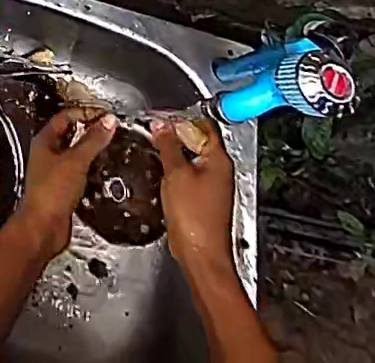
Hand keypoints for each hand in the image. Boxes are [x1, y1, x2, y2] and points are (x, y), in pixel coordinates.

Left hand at [10, 107, 117, 260]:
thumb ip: (93, 140)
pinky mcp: (62, 188)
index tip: (105, 115)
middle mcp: (47, 153)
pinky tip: (104, 170)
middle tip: (111, 129)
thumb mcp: (76, 161)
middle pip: (70, 133)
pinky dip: (90, 168)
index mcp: (45, 140)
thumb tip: (109, 120)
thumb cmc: (53, 191)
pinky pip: (78, 171)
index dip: (85, 112)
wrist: (43, 228)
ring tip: (112, 146)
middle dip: (90, 130)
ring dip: (91, 149)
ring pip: (75, 153)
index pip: (66, 116)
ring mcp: (54, 171)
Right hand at [149, 117, 236, 269]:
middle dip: (176, 134)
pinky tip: (161, 171)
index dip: (182, 117)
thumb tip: (162, 125)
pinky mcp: (203, 198)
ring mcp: (213, 185)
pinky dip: (176, 169)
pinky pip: (189, 174)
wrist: (200, 256)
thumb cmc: (194, 218)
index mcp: (218, 159)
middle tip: (155, 131)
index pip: (203, 125)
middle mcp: (220, 170)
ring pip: (192, 157)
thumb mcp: (175, 173)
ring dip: (175, 152)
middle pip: (198, 140)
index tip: (162, 117)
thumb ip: (168, 146)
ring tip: (155, 148)